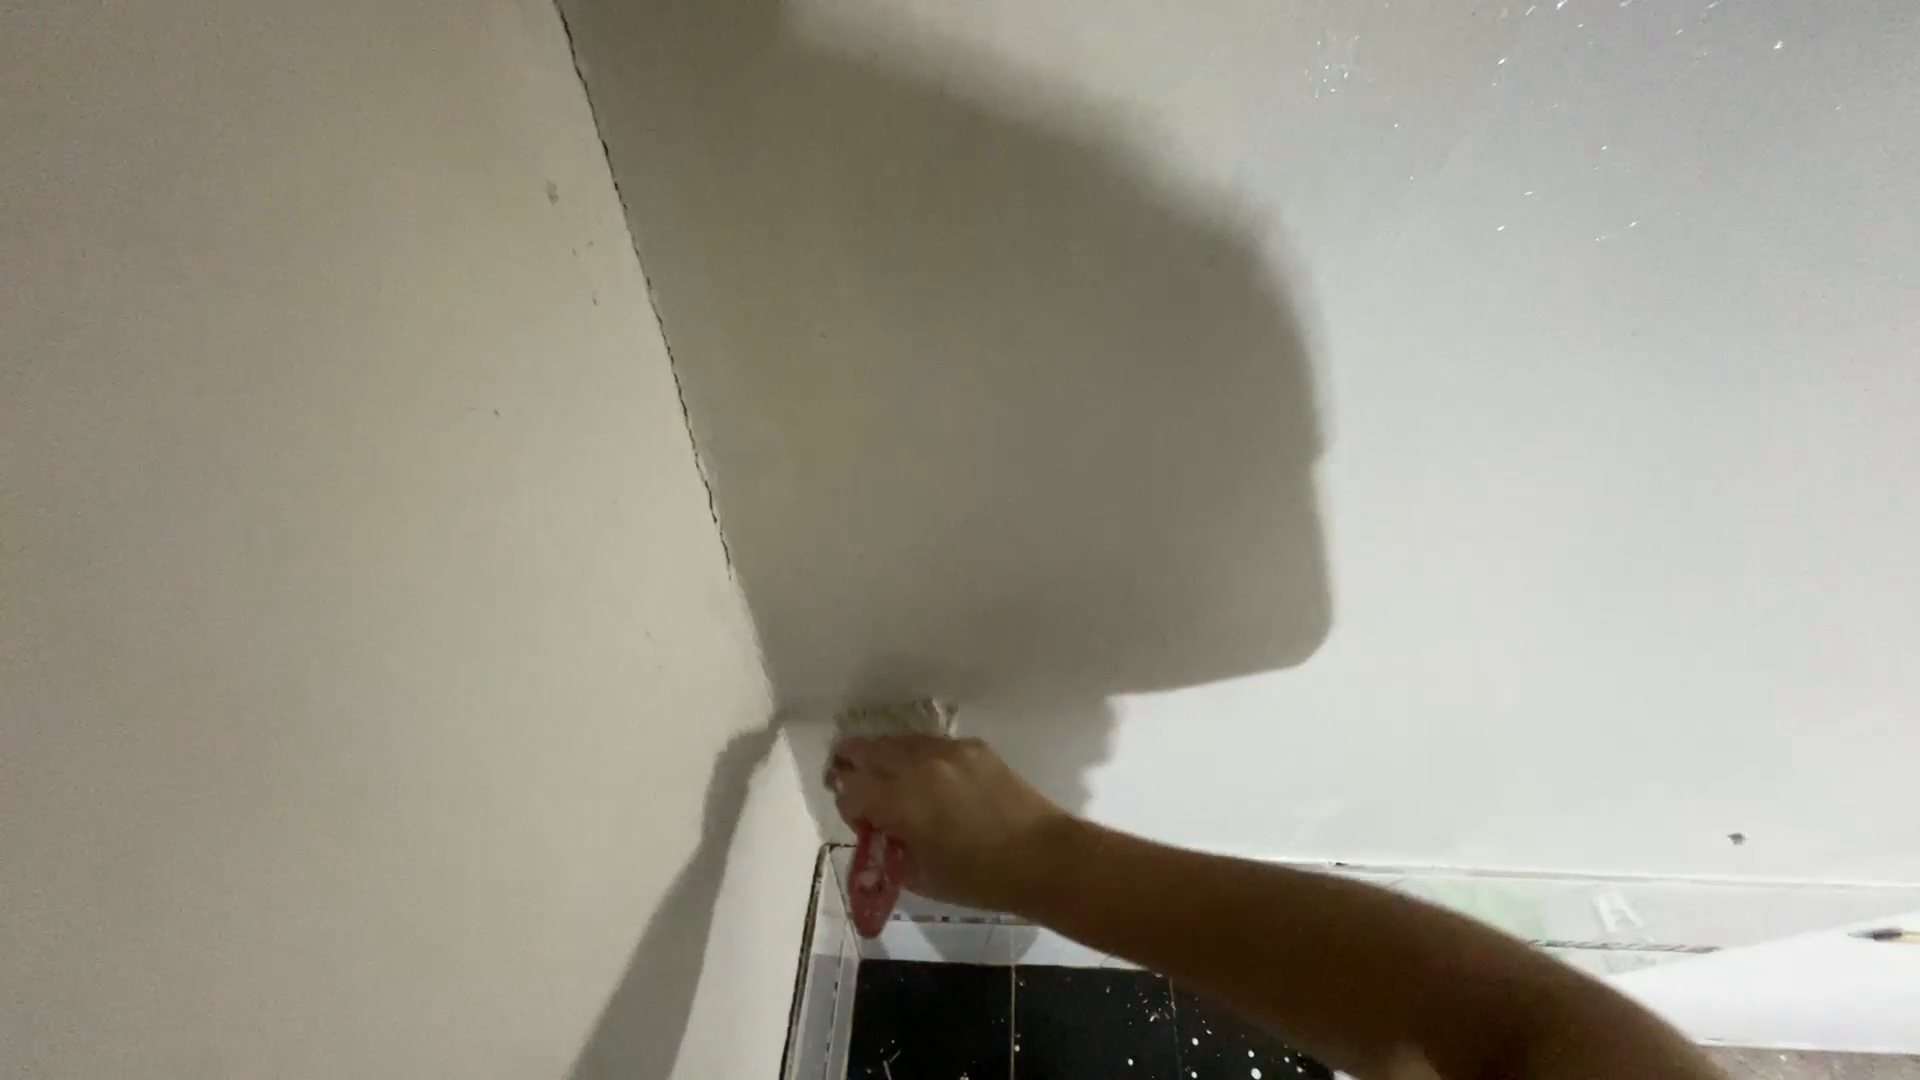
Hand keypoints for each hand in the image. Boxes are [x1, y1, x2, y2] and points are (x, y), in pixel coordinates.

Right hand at [826, 735, 1074, 913]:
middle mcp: (919, 766)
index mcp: (902, 803)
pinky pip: (931, 744)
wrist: (1042, 856)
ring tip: (884, 773)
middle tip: (847, 776)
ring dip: (884, 756)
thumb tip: (880, 831)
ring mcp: (948, 750)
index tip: (860, 822)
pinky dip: (918, 755)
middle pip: (868, 751)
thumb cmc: (980, 878)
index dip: (847, 805)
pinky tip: (926, 775)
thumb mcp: (921, 875)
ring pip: (899, 741)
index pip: (851, 789)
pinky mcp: (972, 746)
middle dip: (852, 764)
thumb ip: (890, 848)